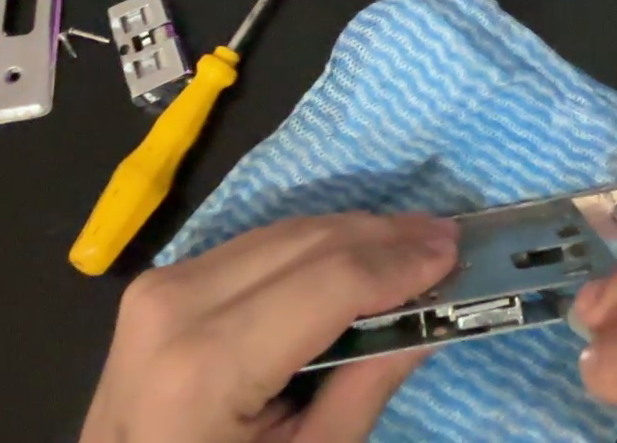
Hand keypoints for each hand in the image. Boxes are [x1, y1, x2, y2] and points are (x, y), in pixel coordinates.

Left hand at [81, 213, 457, 442]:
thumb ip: (366, 385)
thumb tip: (430, 313)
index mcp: (205, 366)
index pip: (327, 282)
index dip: (397, 262)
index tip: (454, 252)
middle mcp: (177, 303)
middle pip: (307, 244)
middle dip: (385, 236)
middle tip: (446, 237)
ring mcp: (162, 284)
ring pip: (285, 232)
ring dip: (355, 232)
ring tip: (413, 238)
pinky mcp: (162, 279)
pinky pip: (257, 245)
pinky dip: (314, 243)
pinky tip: (356, 248)